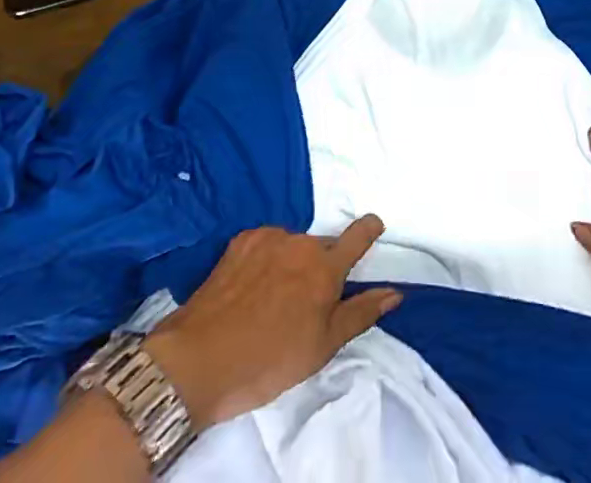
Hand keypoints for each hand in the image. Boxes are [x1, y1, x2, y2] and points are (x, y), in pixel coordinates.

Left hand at [141, 215, 401, 426]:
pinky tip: (252, 286)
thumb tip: (395, 293)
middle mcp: (301, 243)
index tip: (372, 228)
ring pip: (293, 245)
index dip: (370, 229)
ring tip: (275, 297)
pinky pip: (266, 244)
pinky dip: (267, 258)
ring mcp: (268, 239)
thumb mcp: (323, 346)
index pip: (359, 235)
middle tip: (308, 300)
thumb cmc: (268, 359)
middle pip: (323, 246)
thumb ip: (361, 313)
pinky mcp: (239, 243)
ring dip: (293, 262)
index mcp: (327, 267)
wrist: (195, 362)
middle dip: (322, 265)